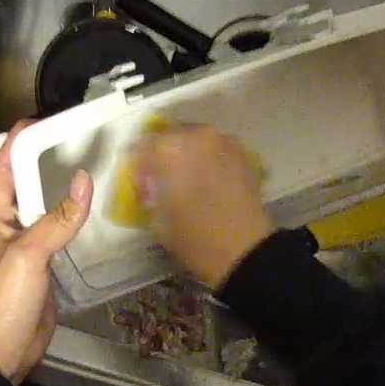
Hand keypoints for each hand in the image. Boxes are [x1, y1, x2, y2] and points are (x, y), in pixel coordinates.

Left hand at [0, 123, 92, 383]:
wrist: (2, 352)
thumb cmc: (5, 300)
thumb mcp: (30, 255)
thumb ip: (57, 220)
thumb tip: (84, 180)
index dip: (13, 145)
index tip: (37, 123)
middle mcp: (5, 229)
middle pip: (6, 186)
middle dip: (21, 163)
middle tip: (52, 147)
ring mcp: (22, 250)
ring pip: (30, 209)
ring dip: (44, 189)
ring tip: (71, 171)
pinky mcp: (38, 269)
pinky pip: (50, 235)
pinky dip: (63, 220)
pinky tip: (81, 217)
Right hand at [136, 124, 276, 288]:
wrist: (244, 248)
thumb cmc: (193, 237)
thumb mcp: (157, 219)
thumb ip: (151, 193)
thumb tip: (154, 186)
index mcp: (167, 149)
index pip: (142, 147)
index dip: (140, 167)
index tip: (144, 186)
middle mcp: (196, 136)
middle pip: (171, 137)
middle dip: (166, 156)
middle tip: (167, 182)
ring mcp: (223, 142)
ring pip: (197, 141)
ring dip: (191, 156)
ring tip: (193, 182)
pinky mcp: (244, 155)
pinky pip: (219, 150)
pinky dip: (212, 161)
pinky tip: (213, 183)